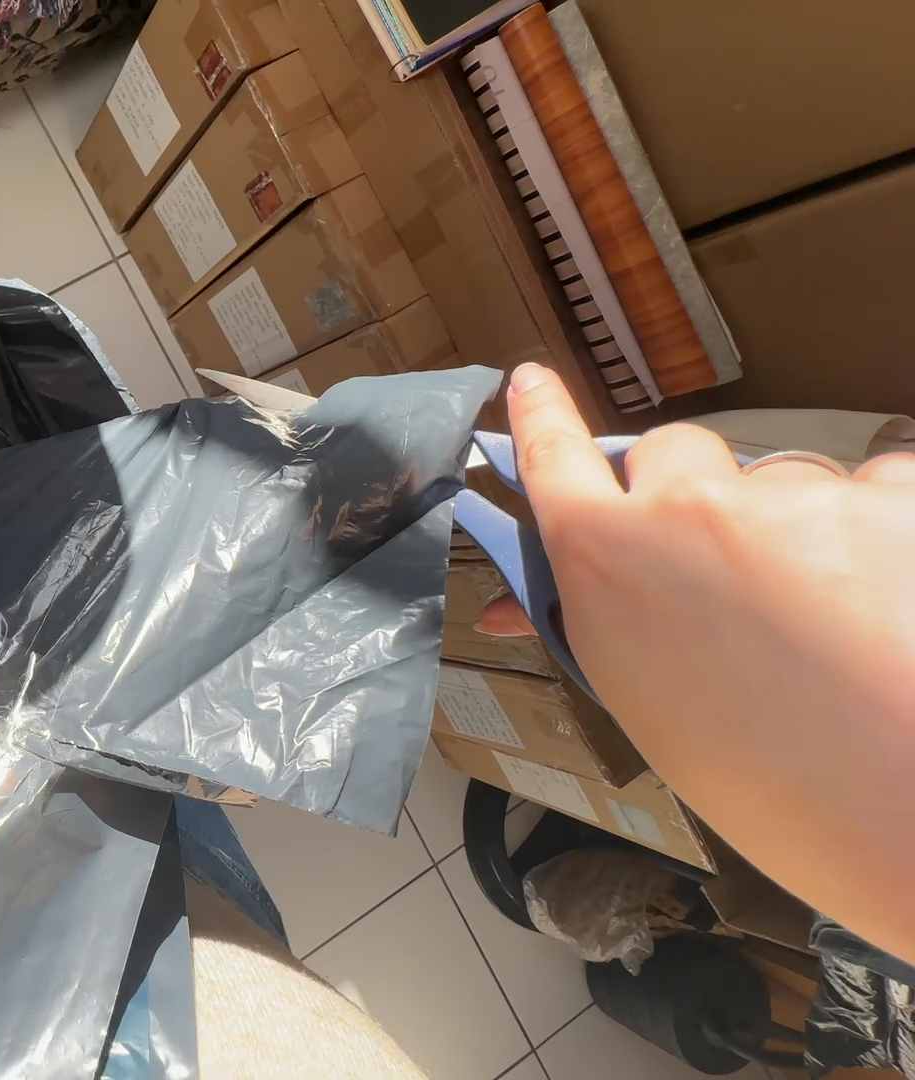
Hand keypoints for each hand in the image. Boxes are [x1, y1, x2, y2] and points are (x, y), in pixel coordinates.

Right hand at [502, 364, 914, 958]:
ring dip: (786, 511)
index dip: (536, 412)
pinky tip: (883, 577)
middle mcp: (682, 507)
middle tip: (713, 546)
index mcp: (599, 549)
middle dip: (685, 484)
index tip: (530, 379)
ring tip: (821, 592)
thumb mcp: (625, 679)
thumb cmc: (744, 758)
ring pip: (777, 472)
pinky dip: (878, 514)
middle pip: (672, 450)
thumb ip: (571, 615)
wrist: (898, 808)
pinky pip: (878, 480)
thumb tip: (498, 612)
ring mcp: (793, 499)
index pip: (550, 452)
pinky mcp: (900, 502)